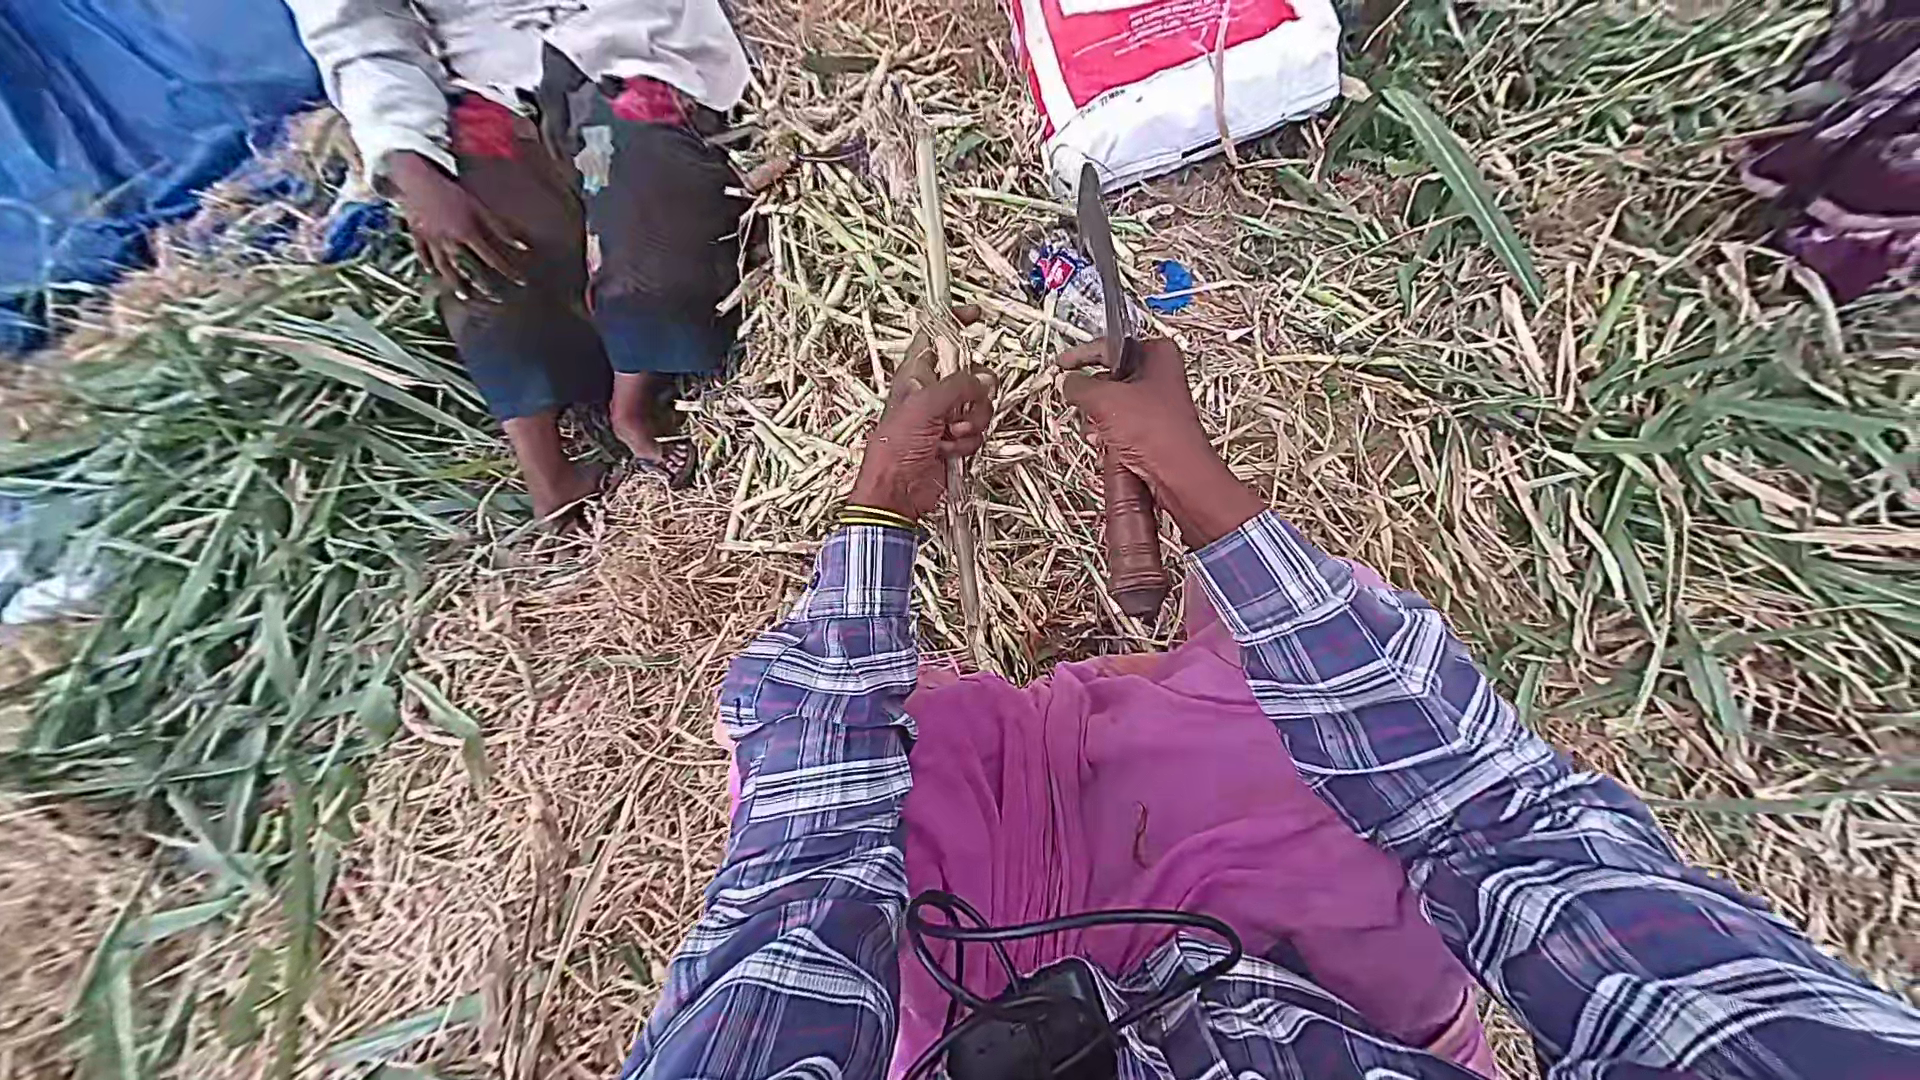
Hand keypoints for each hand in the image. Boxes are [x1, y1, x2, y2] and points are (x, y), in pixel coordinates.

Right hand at [387, 151, 527, 300]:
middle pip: (467, 268)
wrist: (415, 176)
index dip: (508, 271)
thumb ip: (501, 229)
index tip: (521, 282)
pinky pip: (421, 252)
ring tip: (464, 296)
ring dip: (454, 282)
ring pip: (443, 265)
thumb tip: (524, 247)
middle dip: (482, 285)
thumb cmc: (452, 192)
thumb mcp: (480, 207)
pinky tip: (433, 273)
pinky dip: (427, 263)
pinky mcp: (416, 233)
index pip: (492, 258)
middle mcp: (448, 239)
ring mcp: (430, 238)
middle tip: (495, 299)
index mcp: (466, 232)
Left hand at [849, 310, 995, 522]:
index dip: (954, 323)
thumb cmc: (895, 447)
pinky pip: (978, 433)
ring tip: (949, 436)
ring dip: (970, 424)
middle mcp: (933, 394)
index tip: (975, 316)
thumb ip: (958, 385)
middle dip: (973, 394)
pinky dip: (967, 444)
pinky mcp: (956, 442)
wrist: (898, 490)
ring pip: (980, 406)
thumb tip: (984, 378)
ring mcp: (946, 419)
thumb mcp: (924, 405)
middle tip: (959, 408)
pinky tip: (949, 451)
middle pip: (971, 375)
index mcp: (916, 375)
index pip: (936, 337)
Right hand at [1057, 337, 1262, 547]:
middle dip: (1090, 399)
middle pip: (1106, 379)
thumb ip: (1078, 385)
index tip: (1062, 364)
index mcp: (1156, 355)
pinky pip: (1114, 426)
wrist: (1175, 474)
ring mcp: (1153, 404)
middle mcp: (1158, 376)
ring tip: (1100, 431)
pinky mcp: (1148, 429)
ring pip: (1107, 405)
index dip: (1081, 356)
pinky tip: (1107, 444)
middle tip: (1087, 408)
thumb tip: (1066, 382)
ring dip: (1095, 421)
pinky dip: (1105, 435)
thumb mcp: (1104, 399)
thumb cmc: (1155, 432)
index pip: (1109, 347)